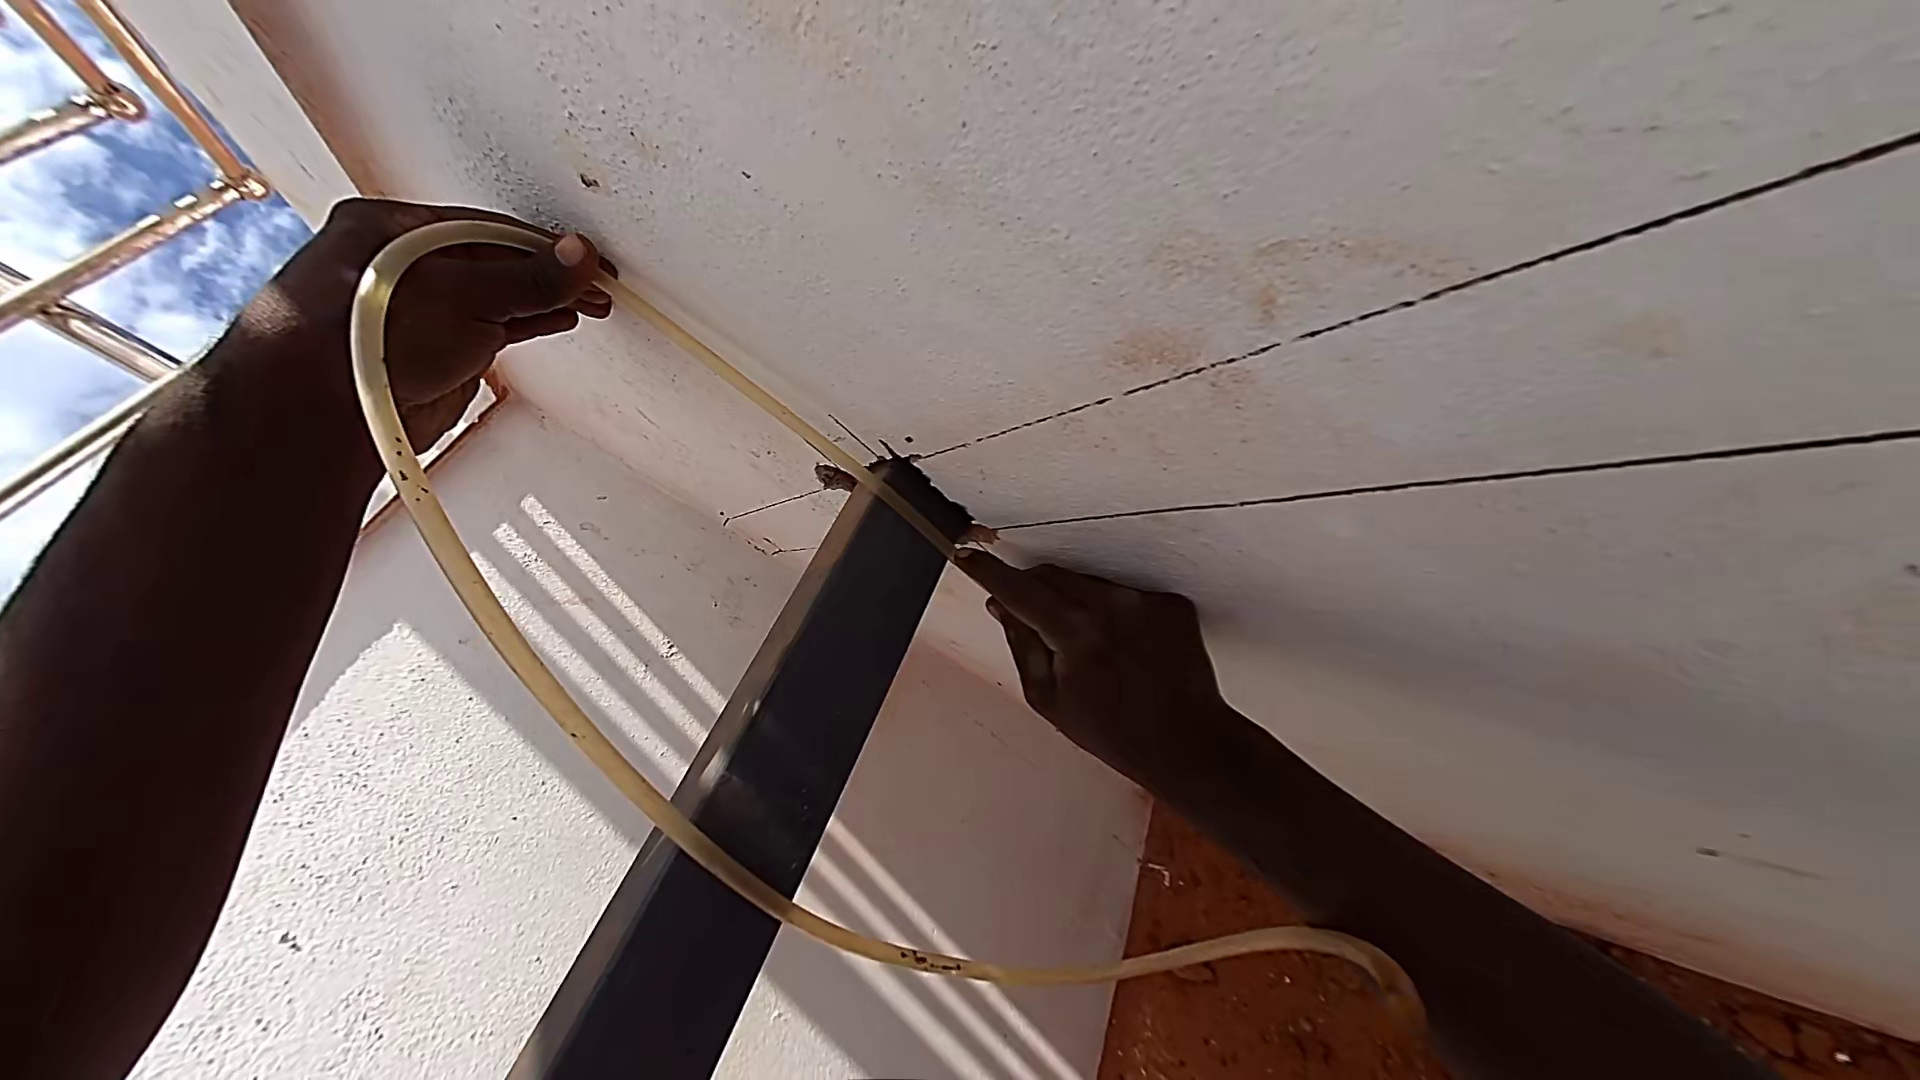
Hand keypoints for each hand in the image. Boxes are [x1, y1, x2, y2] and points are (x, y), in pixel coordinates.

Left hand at [239, 198, 614, 447]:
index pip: (494, 231)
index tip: (593, 265)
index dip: (550, 248)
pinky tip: (558, 319)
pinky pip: (498, 323)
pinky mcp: (442, 344)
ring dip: (549, 298)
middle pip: (501, 260)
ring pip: (503, 293)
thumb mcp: (460, 295)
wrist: (328, 410)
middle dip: (555, 274)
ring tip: (591, 304)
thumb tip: (579, 255)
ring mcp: (427, 306)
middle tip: (601, 287)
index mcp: (397, 229)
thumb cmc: (364, 341)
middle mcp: (410, 262)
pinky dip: (532, 320)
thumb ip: (527, 277)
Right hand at [954, 550, 1231, 774]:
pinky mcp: (1169, 603)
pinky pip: (1122, 592)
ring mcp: (1145, 602)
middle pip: (1051, 575)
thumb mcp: (1048, 699)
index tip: (969, 557)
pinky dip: (1111, 611)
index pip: (1018, 588)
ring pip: (1086, 581)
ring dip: (1074, 602)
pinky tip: (1121, 646)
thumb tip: (1001, 606)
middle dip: (1033, 591)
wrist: (1187, 743)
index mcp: (1077, 633)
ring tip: (1093, 649)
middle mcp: (1113, 607)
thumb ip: (1020, 643)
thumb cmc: (1116, 733)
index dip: (987, 571)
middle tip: (1037, 625)